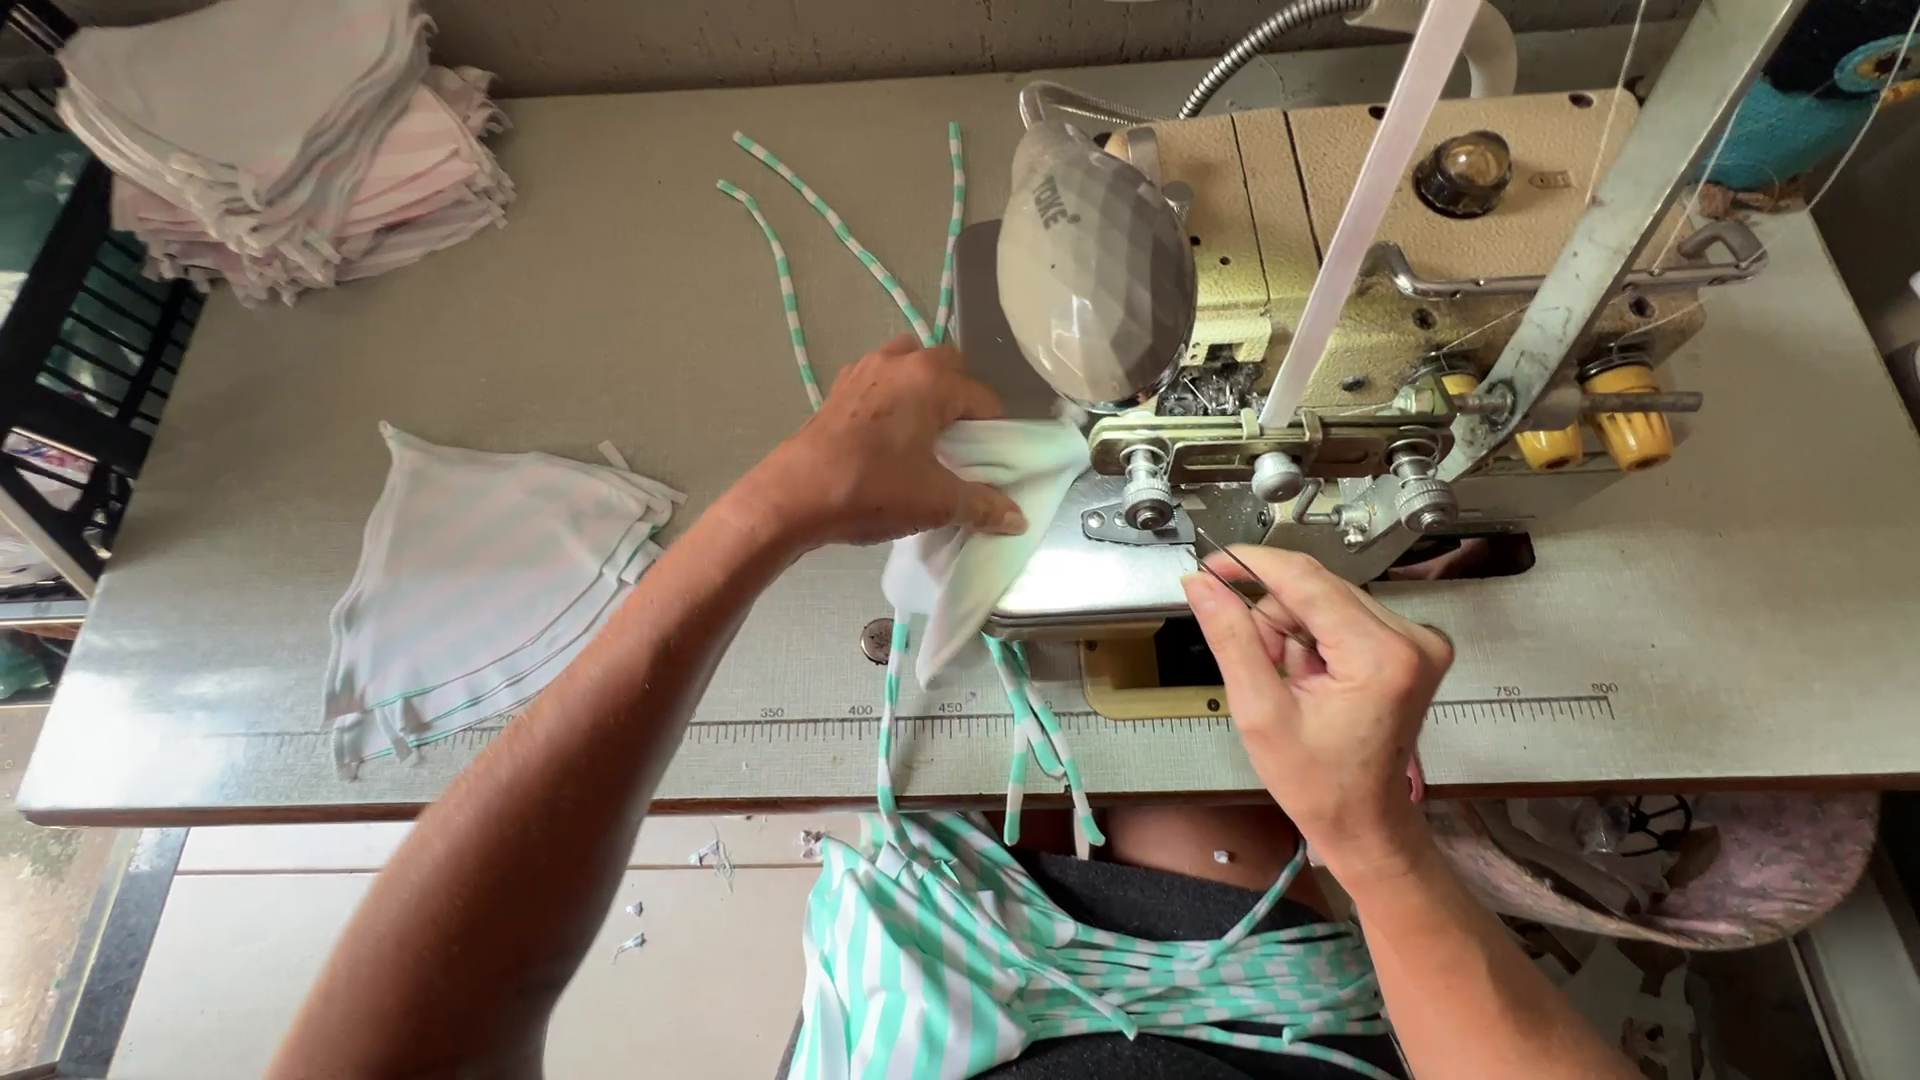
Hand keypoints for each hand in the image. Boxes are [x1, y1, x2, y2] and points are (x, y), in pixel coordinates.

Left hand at [746, 335, 1026, 548]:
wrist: (793, 497)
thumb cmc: (871, 490)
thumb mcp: (935, 502)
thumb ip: (982, 505)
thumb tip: (1017, 518)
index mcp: (932, 379)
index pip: (985, 399)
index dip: (995, 433)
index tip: (990, 464)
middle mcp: (900, 361)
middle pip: (950, 369)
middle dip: (962, 402)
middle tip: (959, 447)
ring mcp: (864, 370)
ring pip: (912, 367)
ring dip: (926, 393)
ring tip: (924, 437)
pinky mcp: (839, 389)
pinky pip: (881, 382)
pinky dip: (893, 400)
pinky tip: (888, 439)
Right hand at [1181, 547, 1451, 889]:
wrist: (1365, 820)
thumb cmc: (1319, 782)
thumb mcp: (1260, 711)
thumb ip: (1231, 638)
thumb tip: (1202, 586)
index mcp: (1380, 654)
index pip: (1304, 578)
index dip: (1249, 564)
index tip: (1210, 565)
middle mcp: (1409, 637)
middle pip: (1312, 586)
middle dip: (1271, 617)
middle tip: (1261, 666)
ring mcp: (1414, 639)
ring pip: (1321, 596)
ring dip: (1289, 630)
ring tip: (1289, 681)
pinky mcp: (1408, 644)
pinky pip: (1339, 612)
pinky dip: (1311, 636)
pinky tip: (1309, 675)